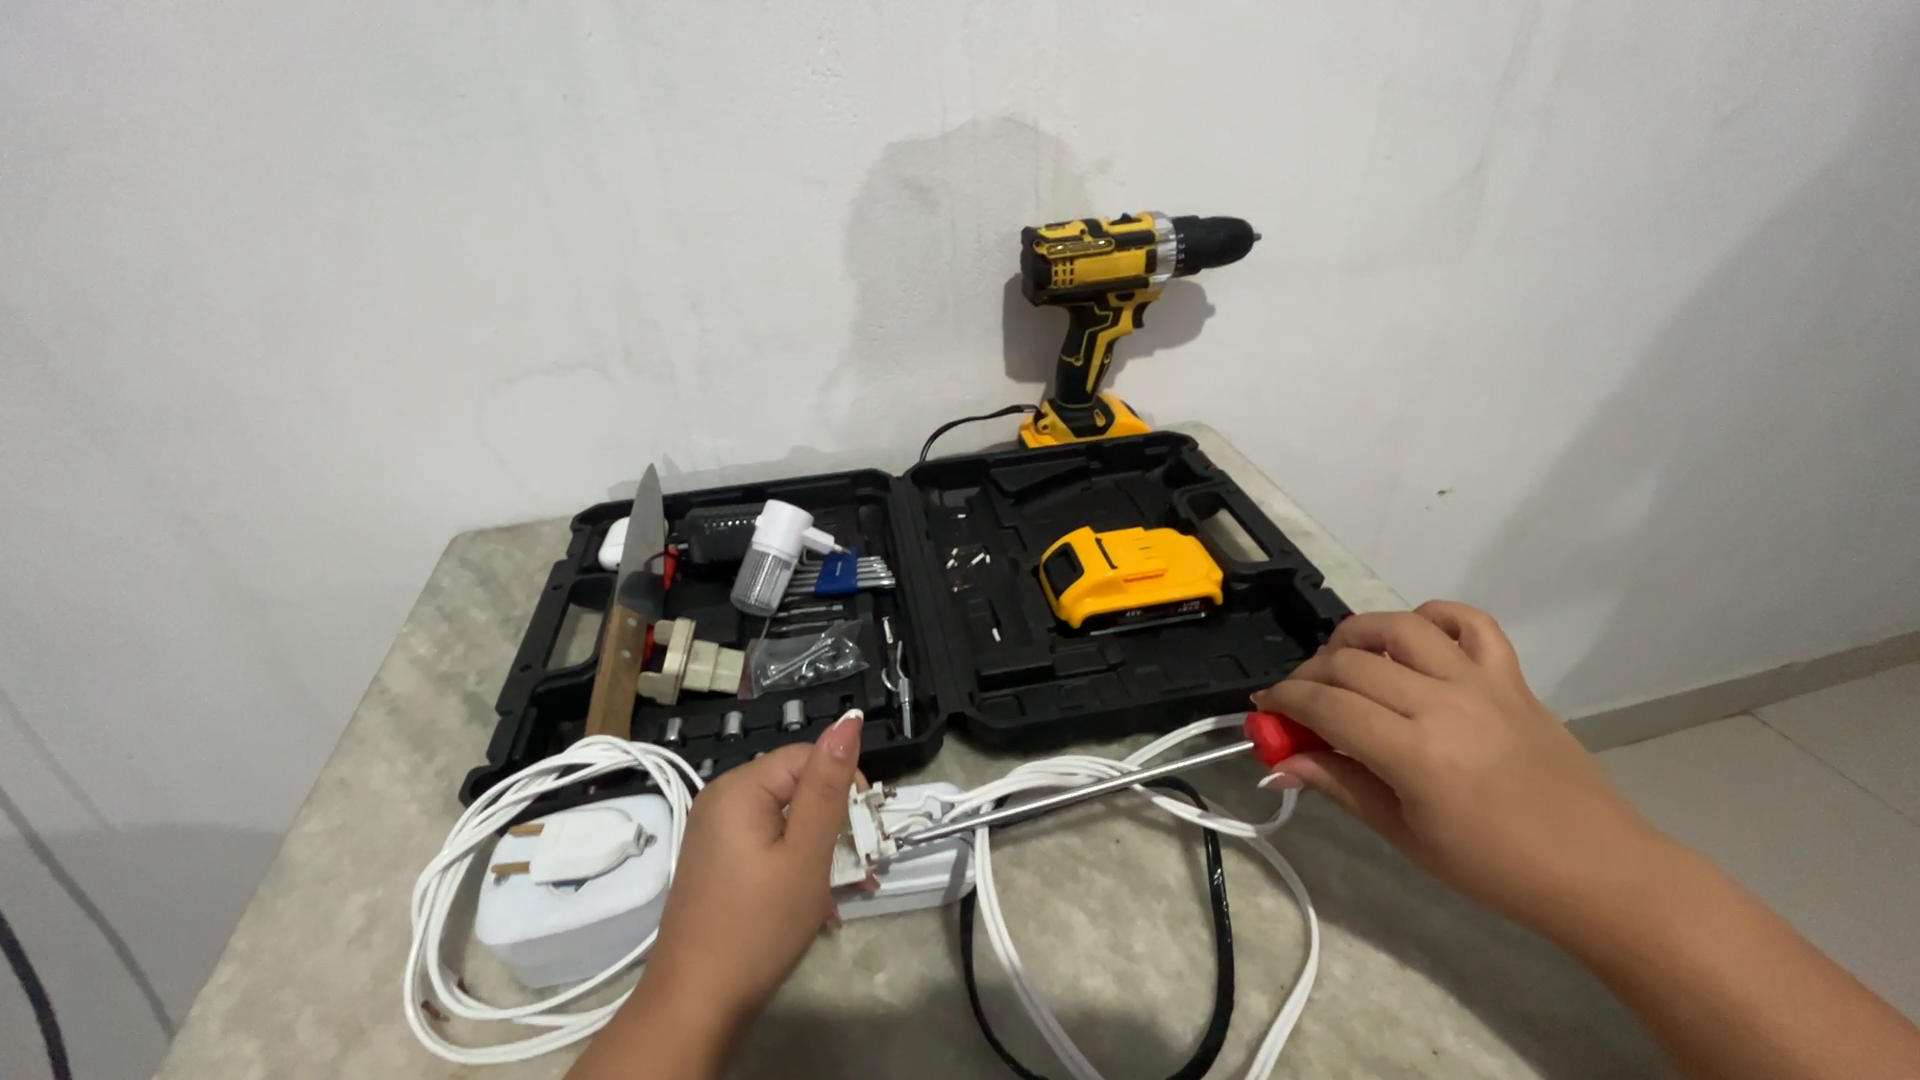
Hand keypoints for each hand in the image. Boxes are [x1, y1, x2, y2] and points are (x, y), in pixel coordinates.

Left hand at [643, 712, 862, 1022]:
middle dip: (837, 822)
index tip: (865, 834)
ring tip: (848, 890)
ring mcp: (717, 831)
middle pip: (798, 786)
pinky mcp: (718, 860)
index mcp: (741, 788)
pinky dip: (797, 864)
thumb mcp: (806, 855)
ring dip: (823, 849)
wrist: (695, 1005)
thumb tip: (849, 720)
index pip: (809, 757)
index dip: (846, 787)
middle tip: (863, 867)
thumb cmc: (758, 927)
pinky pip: (769, 843)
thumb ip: (829, 786)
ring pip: (788, 819)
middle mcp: (723, 798)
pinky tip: (818, 902)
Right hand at [1253, 601, 1655, 937]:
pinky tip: (1413, 638)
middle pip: (1351, 663)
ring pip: (1400, 628)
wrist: (1601, 871)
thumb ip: (1339, 785)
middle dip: (1308, 674)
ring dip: (1356, 634)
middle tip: (1299, 700)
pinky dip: (1433, 617)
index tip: (1264, 707)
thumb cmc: (1495, 868)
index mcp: (1415, 752)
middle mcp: (1444, 703)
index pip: (1326, 705)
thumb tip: (1279, 764)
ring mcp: (1482, 684)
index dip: (1284, 701)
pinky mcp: (1512, 678)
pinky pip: (1470, 623)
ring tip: (1342, 659)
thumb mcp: (1405, 835)